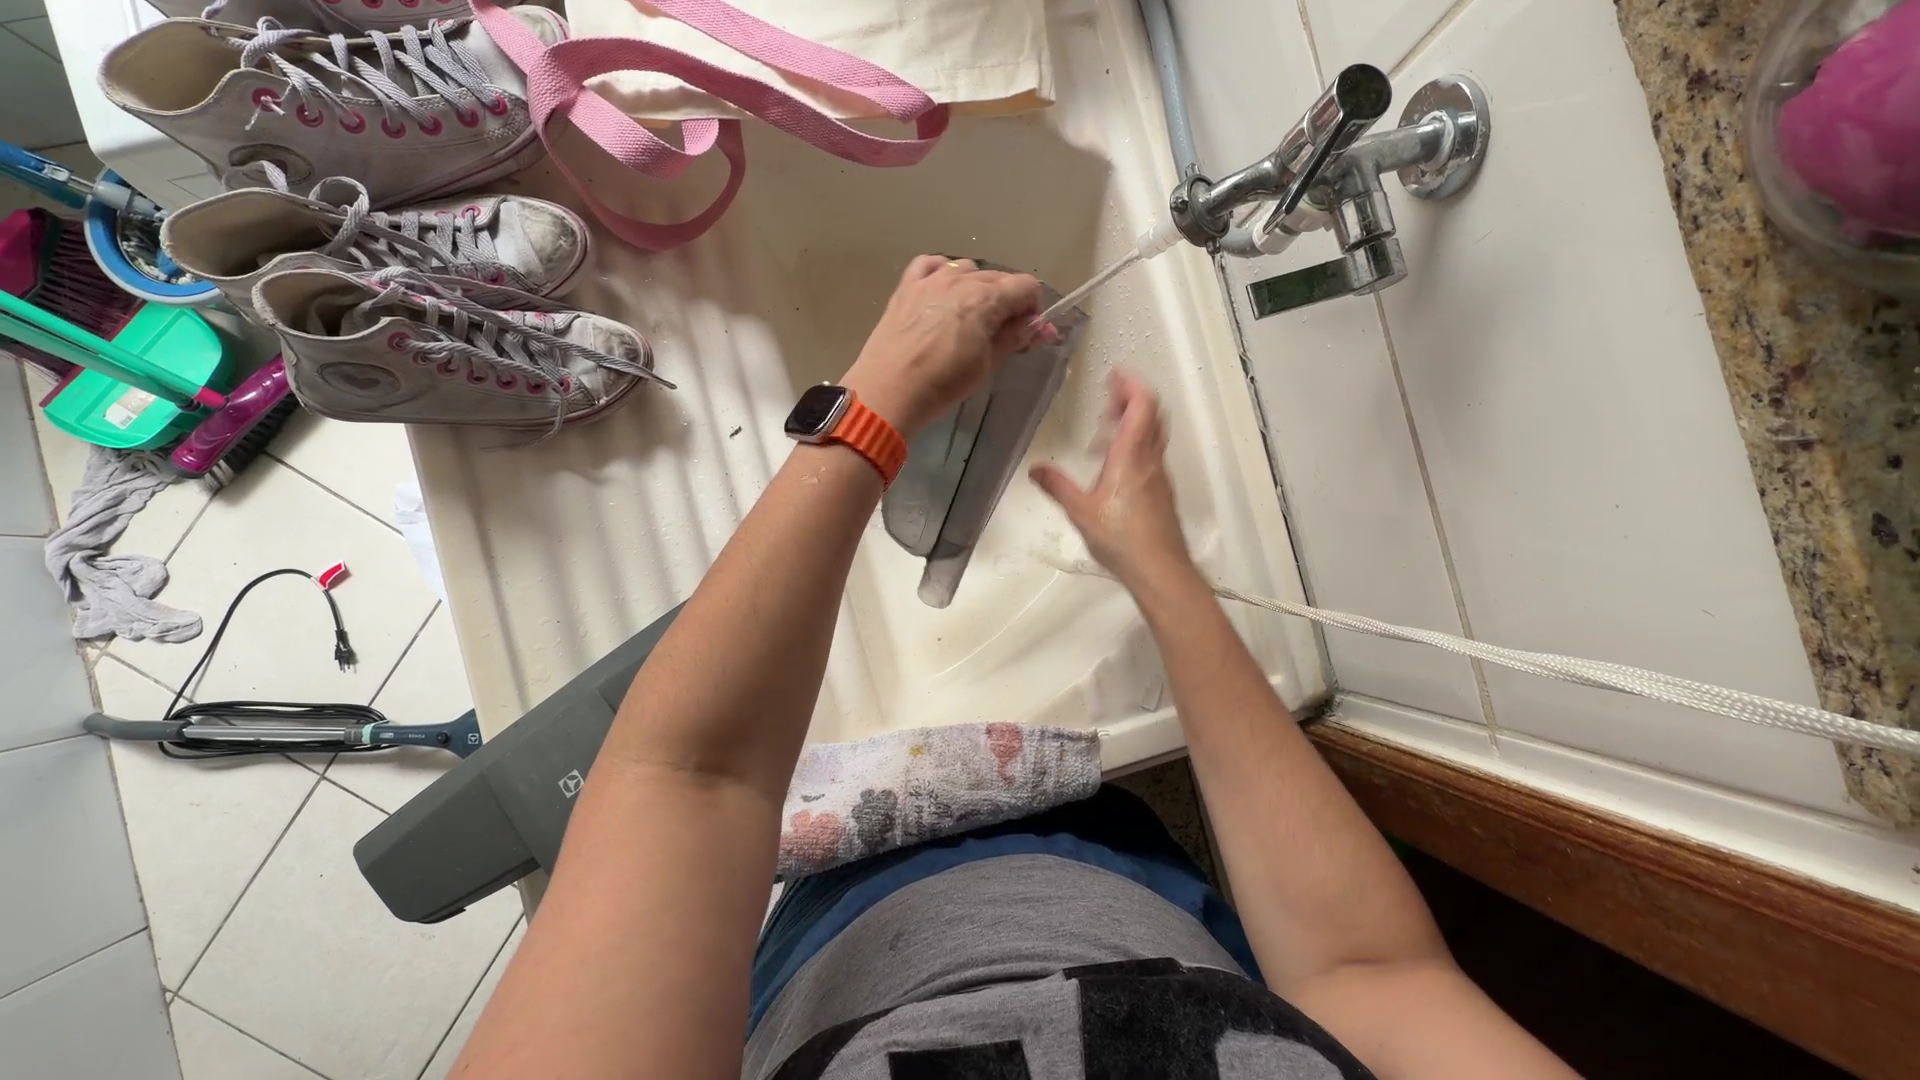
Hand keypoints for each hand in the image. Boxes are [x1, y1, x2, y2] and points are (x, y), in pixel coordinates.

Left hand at [840, 256, 1043, 437]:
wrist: (889, 391)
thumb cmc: (942, 383)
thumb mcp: (986, 365)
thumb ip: (1014, 338)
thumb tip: (1039, 327)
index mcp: (985, 298)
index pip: (1026, 286)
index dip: (1032, 309)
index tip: (1025, 332)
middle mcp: (959, 279)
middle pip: (998, 277)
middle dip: (1007, 301)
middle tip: (1001, 333)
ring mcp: (930, 279)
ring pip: (966, 268)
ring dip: (976, 287)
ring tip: (968, 317)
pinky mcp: (906, 287)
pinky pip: (930, 264)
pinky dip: (942, 272)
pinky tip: (941, 293)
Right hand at [1031, 370, 1197, 590]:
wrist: (1161, 570)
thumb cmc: (1123, 540)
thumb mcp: (1081, 512)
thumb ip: (1057, 487)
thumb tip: (1035, 469)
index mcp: (1131, 457)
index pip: (1141, 405)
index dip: (1131, 384)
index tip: (1115, 374)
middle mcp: (1150, 460)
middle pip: (1152, 414)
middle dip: (1132, 398)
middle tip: (1110, 395)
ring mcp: (1160, 476)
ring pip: (1154, 434)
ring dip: (1135, 421)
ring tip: (1108, 427)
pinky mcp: (1162, 492)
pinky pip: (1152, 454)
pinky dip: (1137, 444)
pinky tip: (1117, 465)